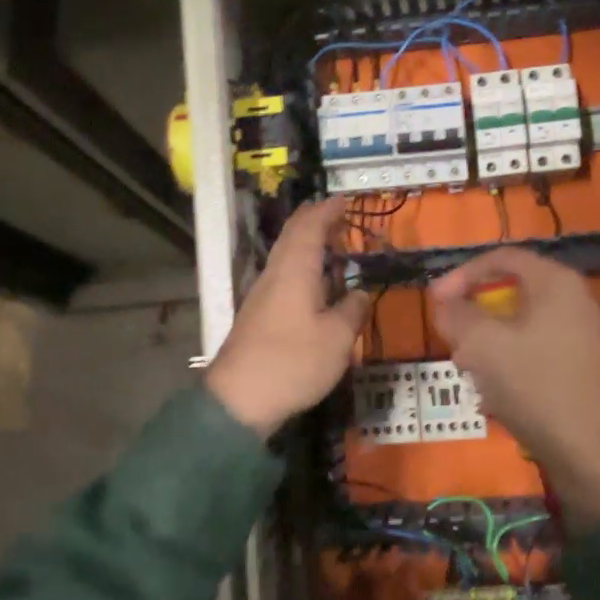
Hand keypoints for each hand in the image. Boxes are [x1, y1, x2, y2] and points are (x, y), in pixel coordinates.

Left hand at [206, 196, 369, 437]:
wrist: (239, 400)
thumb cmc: (293, 362)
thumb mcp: (337, 339)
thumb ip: (352, 311)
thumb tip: (360, 293)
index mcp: (294, 270)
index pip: (309, 226)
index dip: (327, 210)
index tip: (345, 199)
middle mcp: (275, 274)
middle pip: (293, 237)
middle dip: (317, 222)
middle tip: (342, 219)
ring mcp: (263, 296)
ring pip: (287, 257)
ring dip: (310, 247)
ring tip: (335, 251)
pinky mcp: (258, 316)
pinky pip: (284, 278)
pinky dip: (303, 270)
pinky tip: (317, 287)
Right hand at [428, 248, 599, 528]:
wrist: (593, 452)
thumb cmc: (536, 385)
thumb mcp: (483, 345)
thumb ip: (457, 315)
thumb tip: (445, 303)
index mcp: (556, 282)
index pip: (502, 257)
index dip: (461, 274)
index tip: (434, 301)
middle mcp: (575, 301)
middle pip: (512, 291)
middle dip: (474, 313)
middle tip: (451, 337)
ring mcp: (582, 336)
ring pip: (521, 325)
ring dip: (488, 341)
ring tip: (468, 369)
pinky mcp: (582, 369)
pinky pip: (536, 351)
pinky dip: (509, 362)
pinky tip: (494, 393)